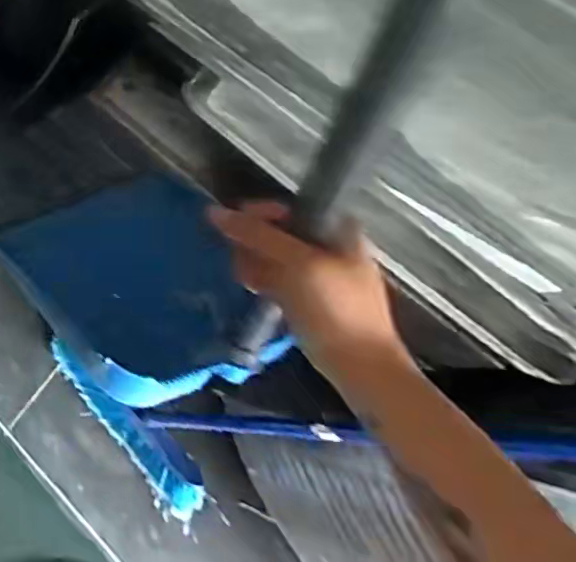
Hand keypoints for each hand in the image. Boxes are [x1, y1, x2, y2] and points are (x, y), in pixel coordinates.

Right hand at [208, 202, 408, 371]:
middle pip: (276, 230)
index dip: (262, 212)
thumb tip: (213, 211)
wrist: (362, 368)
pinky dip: (260, 278)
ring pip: (271, 253)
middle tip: (242, 258)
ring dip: (252, 262)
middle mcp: (329, 247)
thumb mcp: (297, 263)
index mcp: (339, 233)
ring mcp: (317, 274)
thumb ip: (256, 234)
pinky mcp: (306, 296)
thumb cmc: (336, 309)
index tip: (239, 226)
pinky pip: (273, 275)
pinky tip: (252, 289)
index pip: (290, 207)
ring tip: (246, 278)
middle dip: (252, 241)